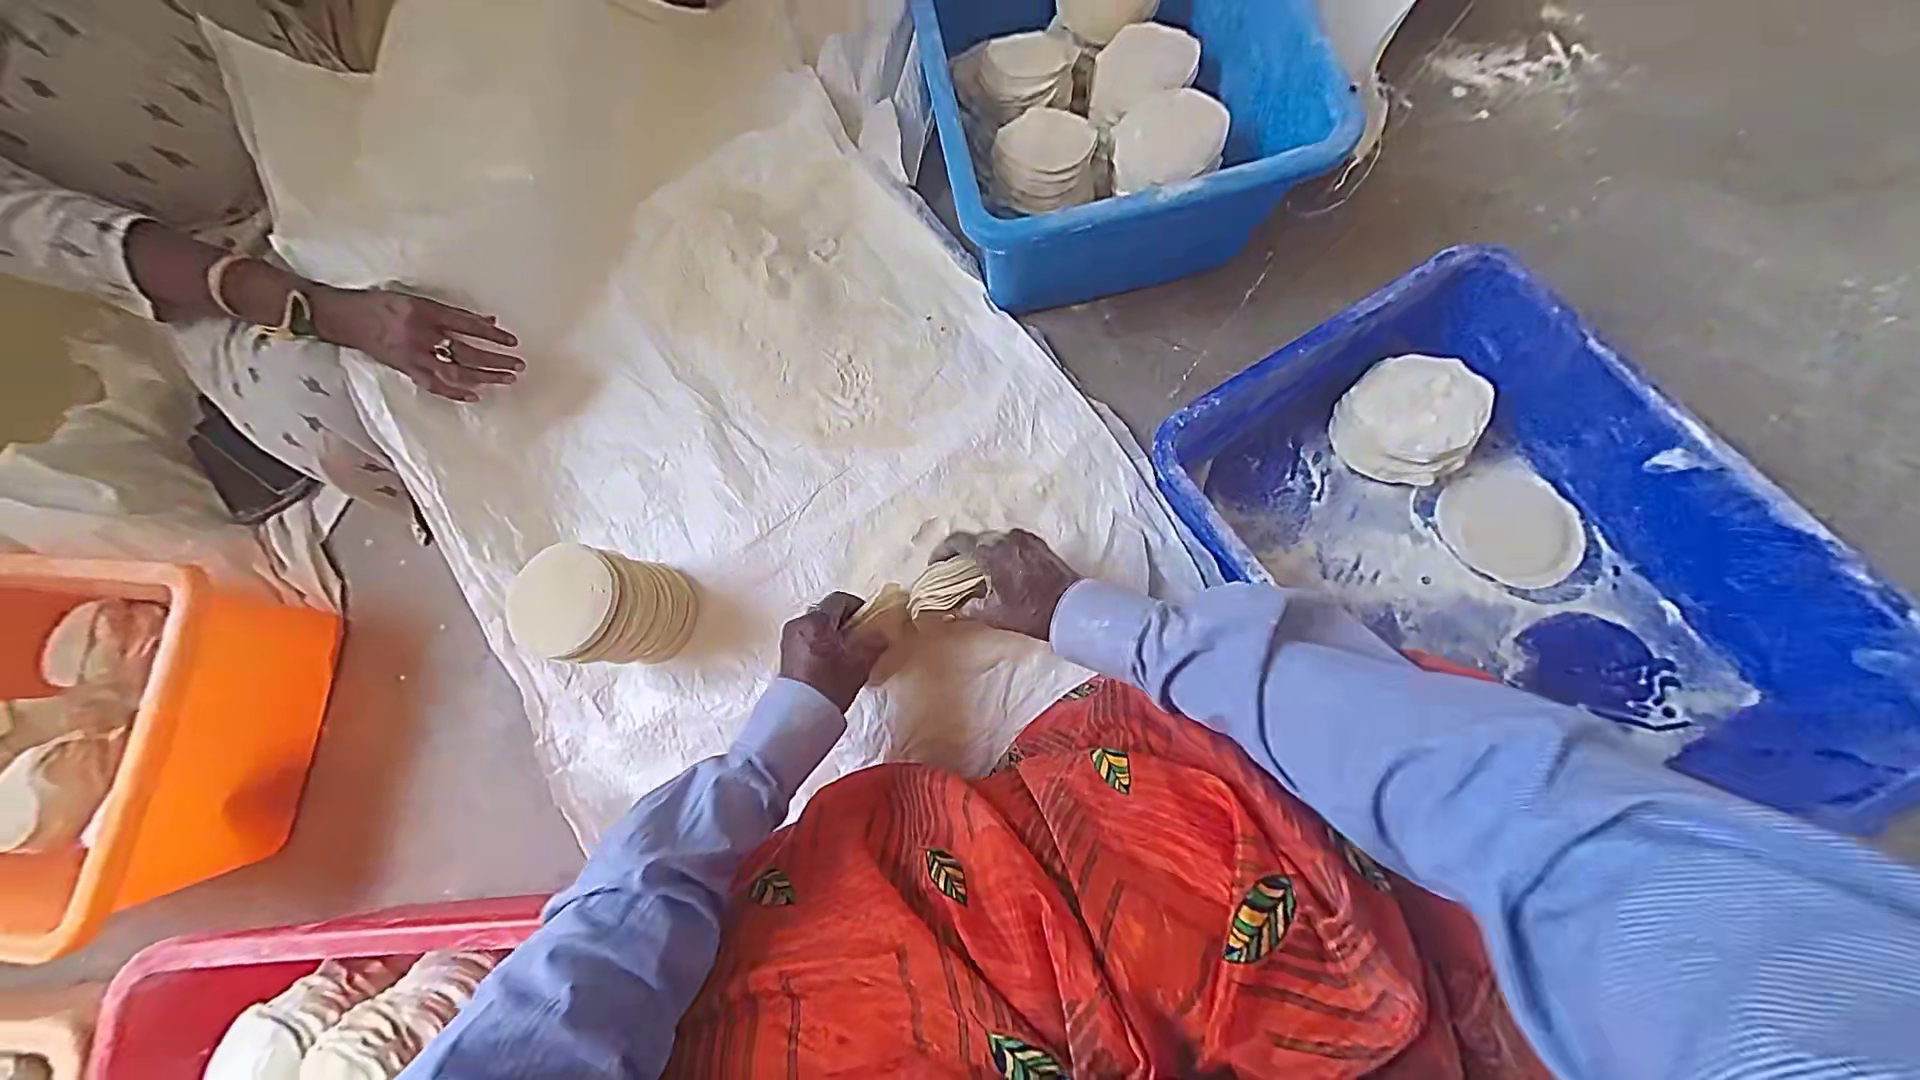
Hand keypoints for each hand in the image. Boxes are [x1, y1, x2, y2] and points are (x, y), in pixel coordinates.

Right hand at [311, 287, 522, 401]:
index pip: (466, 325)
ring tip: (508, 379)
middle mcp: (420, 335)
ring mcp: (413, 355)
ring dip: (484, 377)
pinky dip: (456, 392)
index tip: (513, 341)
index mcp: (423, 313)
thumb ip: (452, 313)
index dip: (491, 335)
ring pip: (455, 371)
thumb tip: (489, 322)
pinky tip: (476, 396)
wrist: (338, 316)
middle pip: (466, 351)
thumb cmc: (380, 305)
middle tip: (519, 365)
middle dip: (495, 360)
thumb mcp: (415, 300)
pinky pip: (434, 385)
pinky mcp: (405, 368)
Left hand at [778, 592, 886, 711]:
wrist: (799, 716)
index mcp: (815, 621)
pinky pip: (809, 638)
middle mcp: (798, 623)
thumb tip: (884, 630)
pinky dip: (822, 643)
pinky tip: (832, 662)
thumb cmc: (829, 686)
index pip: (840, 599)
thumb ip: (875, 640)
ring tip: (847, 653)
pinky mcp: (786, 653)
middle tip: (860, 638)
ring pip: (818, 626)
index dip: (859, 607)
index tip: (868, 622)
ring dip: (834, 633)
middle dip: (846, 622)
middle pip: (828, 612)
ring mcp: (789, 638)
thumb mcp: (860, 662)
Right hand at [931, 529, 1081, 639]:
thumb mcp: (994, 614)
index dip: (942, 551)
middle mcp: (1007, 538)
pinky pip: (1011, 541)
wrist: (1072, 609)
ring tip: (977, 570)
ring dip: (982, 551)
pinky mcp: (1038, 543)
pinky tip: (1000, 568)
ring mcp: (1024, 538)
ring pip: (994, 539)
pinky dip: (1000, 551)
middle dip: (962, 553)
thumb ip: (969, 607)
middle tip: (954, 570)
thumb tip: (953, 609)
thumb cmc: (1031, 612)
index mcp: (993, 552)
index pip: (958, 541)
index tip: (936, 564)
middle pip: (976, 539)